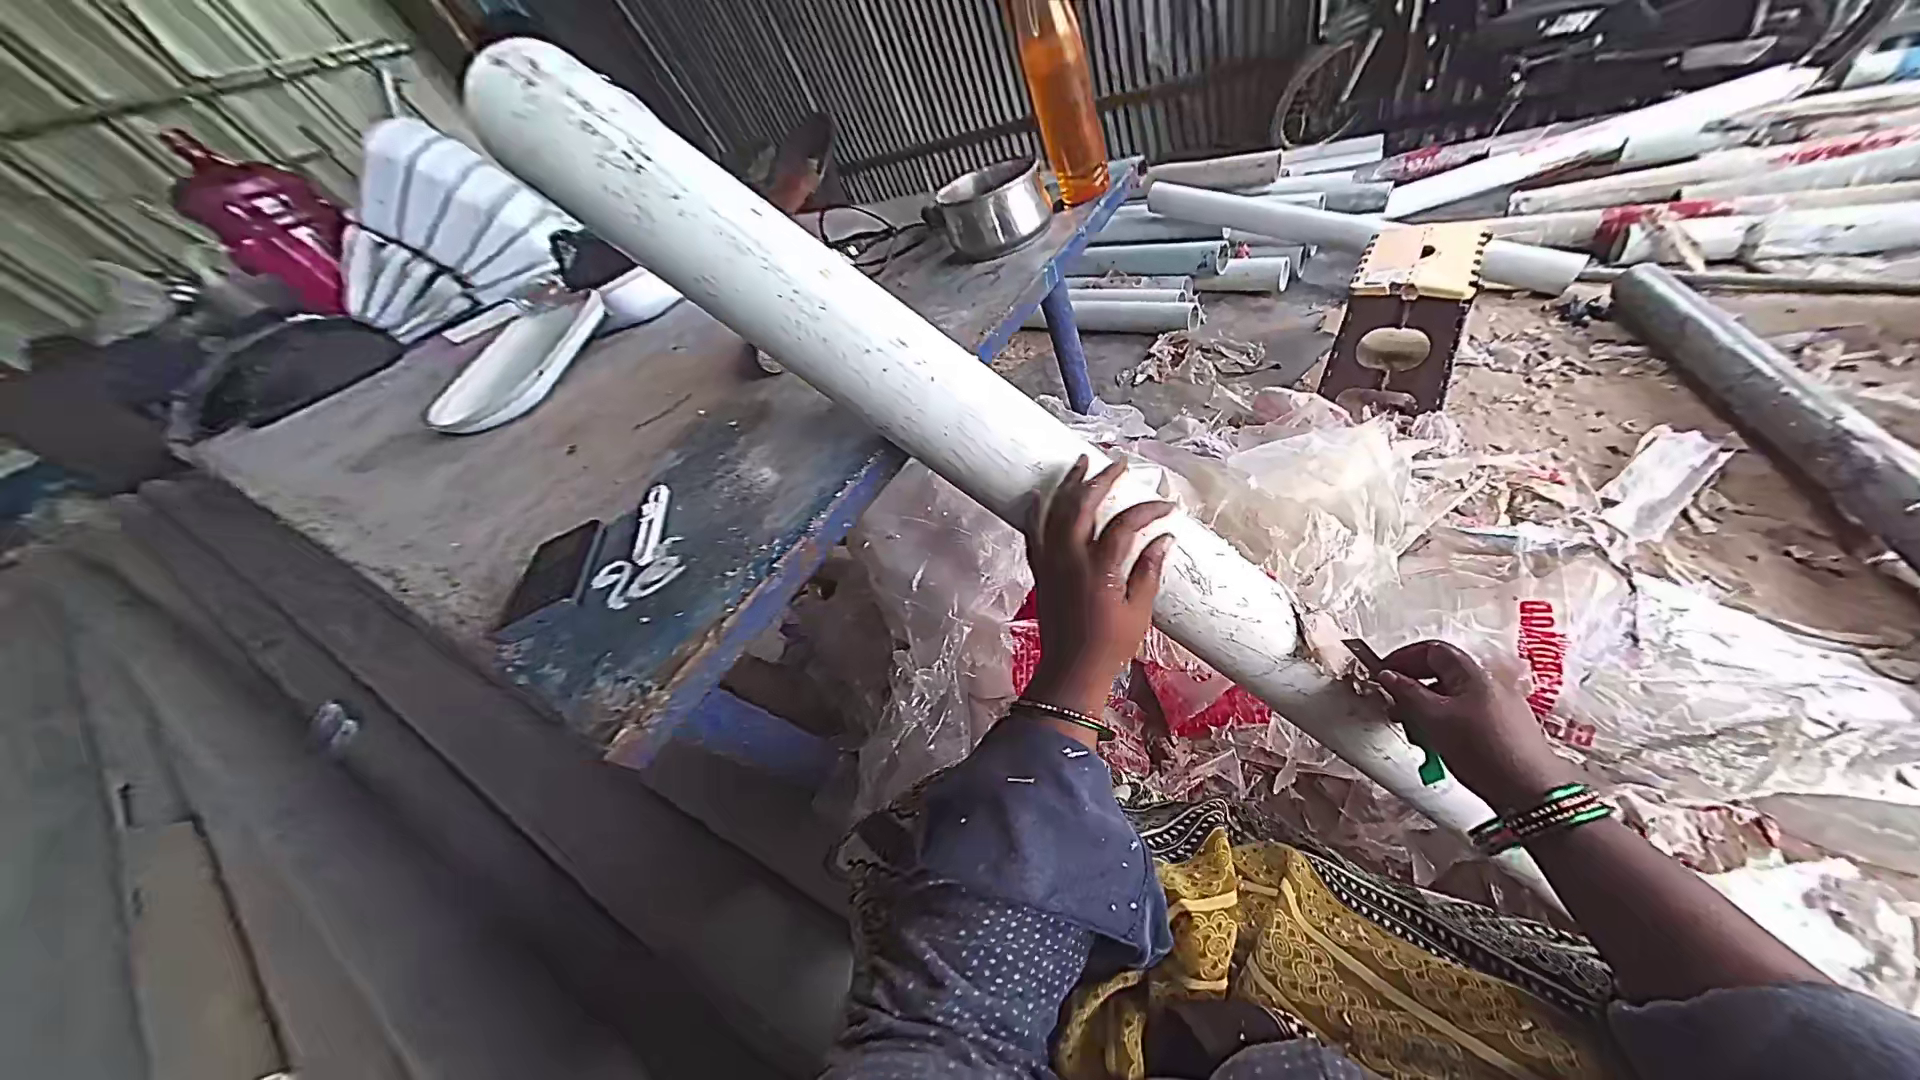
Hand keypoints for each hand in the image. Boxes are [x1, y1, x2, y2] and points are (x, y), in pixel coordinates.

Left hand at [1023, 456, 1175, 718]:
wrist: (1070, 669)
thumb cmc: (1110, 645)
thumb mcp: (1138, 612)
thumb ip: (1148, 571)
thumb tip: (1164, 539)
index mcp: (1099, 570)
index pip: (1125, 525)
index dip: (1148, 510)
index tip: (1168, 507)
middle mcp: (1070, 559)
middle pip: (1082, 506)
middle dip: (1102, 480)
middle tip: (1119, 464)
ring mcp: (1050, 562)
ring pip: (1054, 512)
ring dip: (1068, 485)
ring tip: (1081, 462)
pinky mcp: (1040, 570)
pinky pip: (1034, 532)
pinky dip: (1038, 511)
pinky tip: (1041, 495)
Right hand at [1374, 640, 1578, 813]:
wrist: (1530, 793)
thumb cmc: (1482, 749)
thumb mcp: (1432, 716)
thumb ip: (1405, 691)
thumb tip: (1388, 675)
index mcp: (1473, 674)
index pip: (1431, 650)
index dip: (1403, 657)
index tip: (1383, 673)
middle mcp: (1489, 685)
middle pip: (1439, 674)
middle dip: (1410, 687)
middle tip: (1393, 703)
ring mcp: (1498, 708)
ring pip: (1448, 697)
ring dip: (1423, 708)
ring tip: (1411, 728)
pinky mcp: (1501, 730)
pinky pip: (1462, 715)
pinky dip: (1441, 722)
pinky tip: (1434, 742)